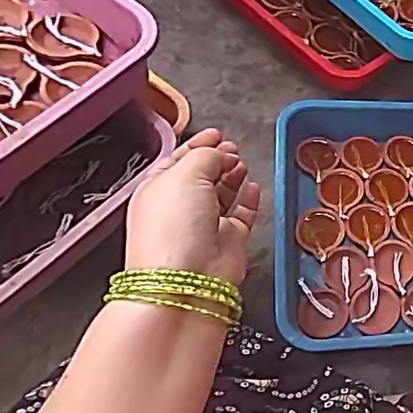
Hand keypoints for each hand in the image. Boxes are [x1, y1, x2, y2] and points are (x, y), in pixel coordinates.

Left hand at [124, 128, 261, 283]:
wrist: (187, 279)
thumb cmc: (174, 228)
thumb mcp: (186, 174)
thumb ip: (207, 156)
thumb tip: (223, 155)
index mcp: (159, 189)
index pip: (179, 160)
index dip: (199, 145)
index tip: (217, 134)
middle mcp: (181, 207)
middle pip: (202, 176)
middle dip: (218, 159)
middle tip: (234, 148)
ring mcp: (205, 225)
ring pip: (223, 194)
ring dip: (233, 177)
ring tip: (243, 164)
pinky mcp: (229, 241)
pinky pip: (243, 215)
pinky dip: (249, 200)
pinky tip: (254, 186)